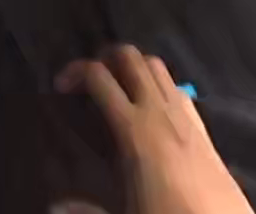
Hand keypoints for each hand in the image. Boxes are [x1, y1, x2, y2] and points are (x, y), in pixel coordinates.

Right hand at [57, 47, 253, 213]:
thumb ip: (86, 209)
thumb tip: (53, 206)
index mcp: (134, 130)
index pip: (99, 78)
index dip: (74, 72)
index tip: (60, 85)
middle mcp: (159, 110)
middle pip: (129, 57)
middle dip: (105, 57)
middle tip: (90, 79)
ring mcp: (184, 114)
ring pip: (154, 64)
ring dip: (132, 65)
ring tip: (118, 86)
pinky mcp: (202, 127)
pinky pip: (175, 86)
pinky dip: (157, 82)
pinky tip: (151, 108)